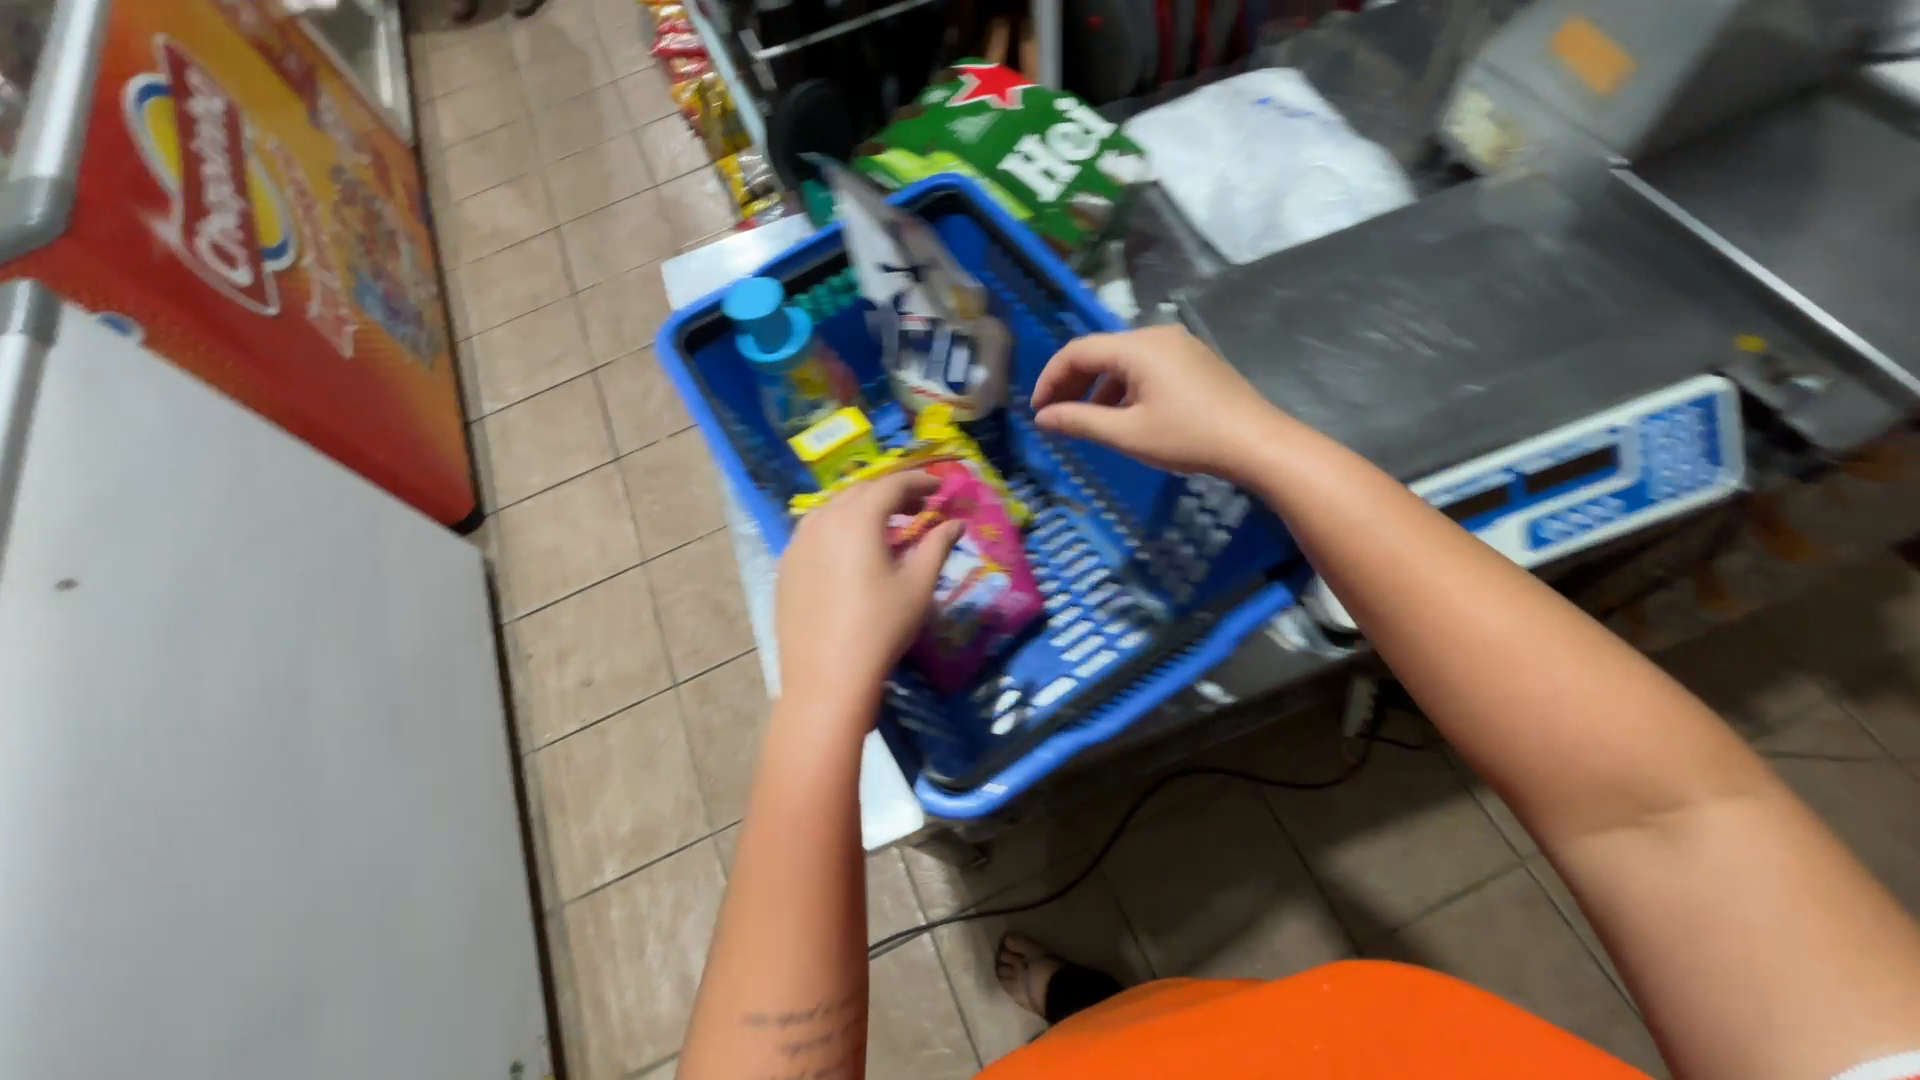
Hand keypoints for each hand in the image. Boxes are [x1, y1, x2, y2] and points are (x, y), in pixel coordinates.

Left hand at [775, 471, 963, 717]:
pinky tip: (852, 550)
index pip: (890, 485)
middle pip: (859, 492)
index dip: (918, 481)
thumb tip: (955, 524)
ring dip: (862, 508)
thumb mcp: (918, 586)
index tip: (939, 486)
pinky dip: (838, 528)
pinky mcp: (786, 567)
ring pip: (832, 509)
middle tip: (919, 505)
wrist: (827, 678)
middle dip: (891, 493)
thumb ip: (937, 546)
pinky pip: (814, 533)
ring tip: (886, 525)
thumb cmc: (881, 628)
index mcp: (857, 519)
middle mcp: (822, 521)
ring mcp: (797, 544)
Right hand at [1031, 325, 1289, 481]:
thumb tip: (1043, 419)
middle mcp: (1156, 336)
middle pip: (1100, 352)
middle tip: (1055, 416)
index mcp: (1137, 347)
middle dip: (1072, 383)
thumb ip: (1080, 422)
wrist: (1256, 442)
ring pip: (1122, 360)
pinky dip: (1123, 387)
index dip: (1050, 379)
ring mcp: (1178, 345)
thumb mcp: (1127, 434)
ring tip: (1085, 421)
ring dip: (1098, 388)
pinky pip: (1145, 367)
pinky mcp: (1193, 360)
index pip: (1077, 351)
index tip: (1038, 411)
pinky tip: (1121, 415)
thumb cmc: (1188, 437)